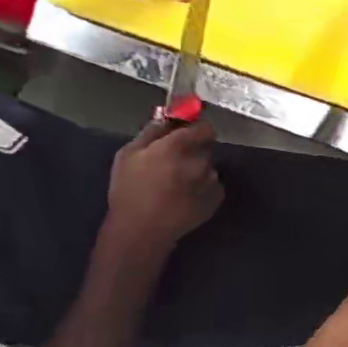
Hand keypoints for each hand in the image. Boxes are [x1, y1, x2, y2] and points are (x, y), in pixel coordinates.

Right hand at [105, 115, 223, 252]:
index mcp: (179, 147)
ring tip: (176, 183)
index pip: (204, 127)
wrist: (144, 229)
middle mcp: (201, 162)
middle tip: (174, 160)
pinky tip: (185, 196)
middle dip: (193, 148)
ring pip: (208, 166)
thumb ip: (152, 132)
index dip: (196, 127)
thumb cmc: (129, 190)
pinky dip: (202, 185)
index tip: (186, 130)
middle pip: (206, 146)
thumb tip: (166, 117)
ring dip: (197, 168)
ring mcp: (212, 181)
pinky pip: (212, 184)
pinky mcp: (218, 198)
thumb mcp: (129, 154)